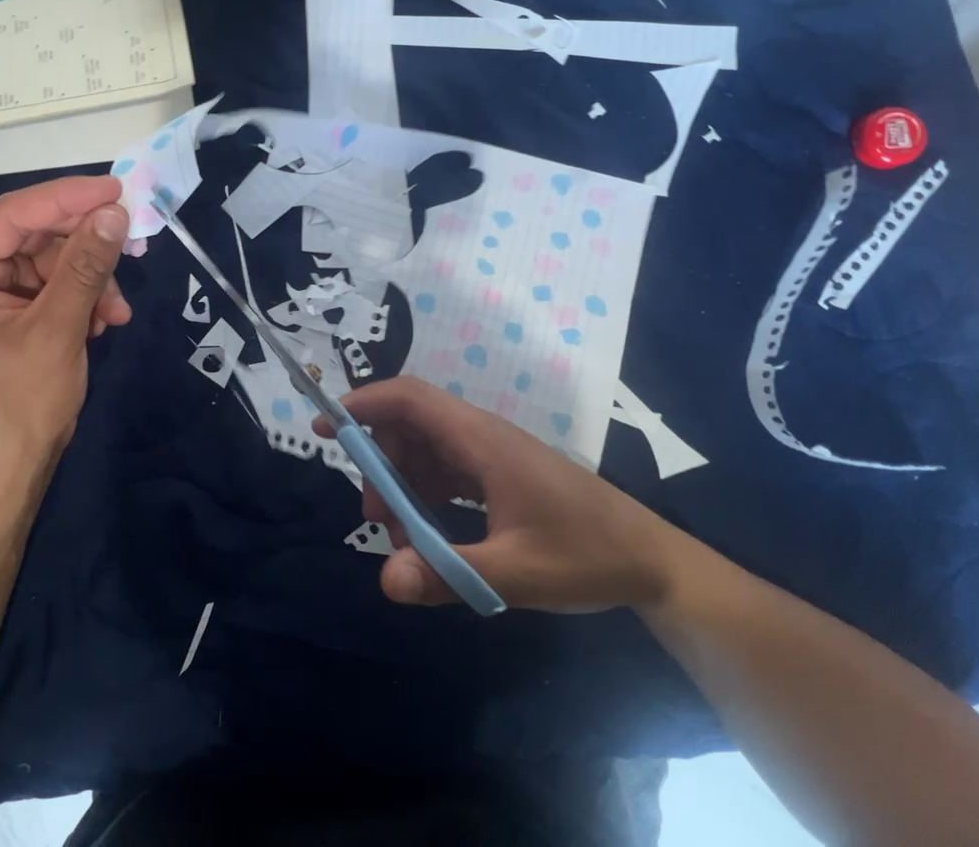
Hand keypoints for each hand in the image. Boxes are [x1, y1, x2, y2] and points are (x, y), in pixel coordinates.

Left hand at [0, 176, 131, 457]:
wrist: (17, 459)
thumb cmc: (24, 398)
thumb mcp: (58, 328)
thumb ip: (85, 267)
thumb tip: (115, 213)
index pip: (14, 213)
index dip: (66, 197)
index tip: (115, 189)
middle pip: (37, 233)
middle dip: (86, 248)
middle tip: (131, 247)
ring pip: (55, 258)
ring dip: (93, 280)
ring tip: (116, 311)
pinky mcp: (17, 308)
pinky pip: (58, 282)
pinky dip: (86, 296)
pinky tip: (105, 321)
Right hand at [316, 377, 673, 612]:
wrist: (654, 564)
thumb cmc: (589, 558)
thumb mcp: (515, 573)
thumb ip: (447, 575)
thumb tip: (384, 579)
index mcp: (484, 442)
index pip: (411, 399)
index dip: (364, 403)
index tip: (325, 427)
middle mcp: (484, 439)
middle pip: (410, 426)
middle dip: (380, 465)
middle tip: (378, 519)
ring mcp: (493, 457)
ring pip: (425, 451)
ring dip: (403, 487)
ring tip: (407, 541)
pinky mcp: (501, 477)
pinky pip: (446, 472)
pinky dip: (426, 498)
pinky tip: (431, 538)